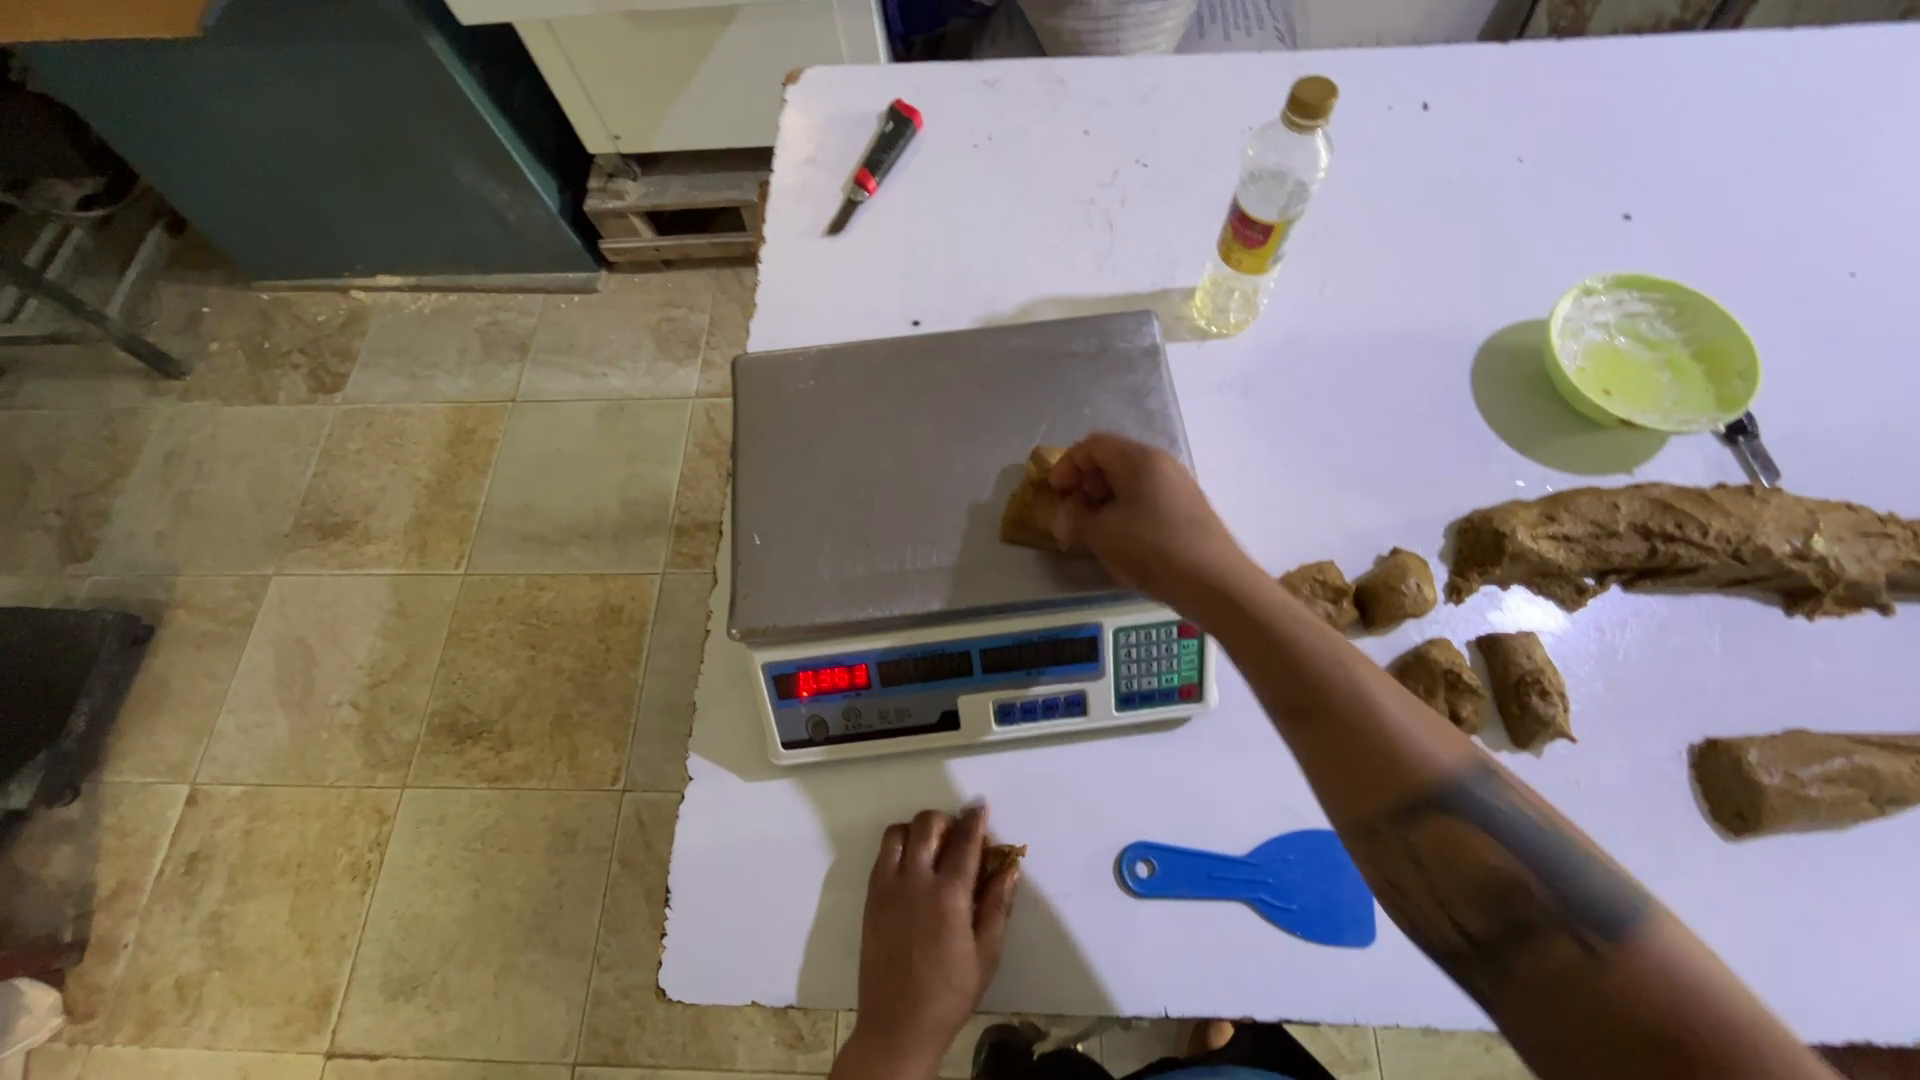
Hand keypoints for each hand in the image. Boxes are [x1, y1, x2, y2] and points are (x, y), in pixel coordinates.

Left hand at [844, 806, 1018, 1076]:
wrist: (897, 1025)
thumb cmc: (950, 993)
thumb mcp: (986, 954)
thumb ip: (997, 906)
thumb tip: (1010, 870)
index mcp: (948, 895)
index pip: (964, 841)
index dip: (975, 820)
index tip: (980, 807)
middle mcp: (914, 881)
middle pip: (927, 825)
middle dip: (946, 821)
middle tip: (959, 836)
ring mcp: (887, 888)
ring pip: (897, 833)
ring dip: (917, 830)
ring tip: (932, 848)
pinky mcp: (870, 899)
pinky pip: (882, 856)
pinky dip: (898, 848)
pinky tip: (912, 868)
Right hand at [1048, 433, 1255, 611]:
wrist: (1214, 581)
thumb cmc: (1151, 548)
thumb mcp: (1101, 534)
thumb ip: (1072, 518)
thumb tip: (1061, 515)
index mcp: (1139, 459)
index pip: (1093, 445)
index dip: (1067, 466)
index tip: (1055, 494)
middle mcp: (1161, 463)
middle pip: (1112, 460)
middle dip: (1085, 485)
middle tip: (1073, 515)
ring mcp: (1178, 485)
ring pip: (1130, 482)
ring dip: (1104, 501)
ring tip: (1094, 532)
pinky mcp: (1188, 509)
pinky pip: (1147, 498)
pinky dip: (1126, 511)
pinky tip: (1121, 541)